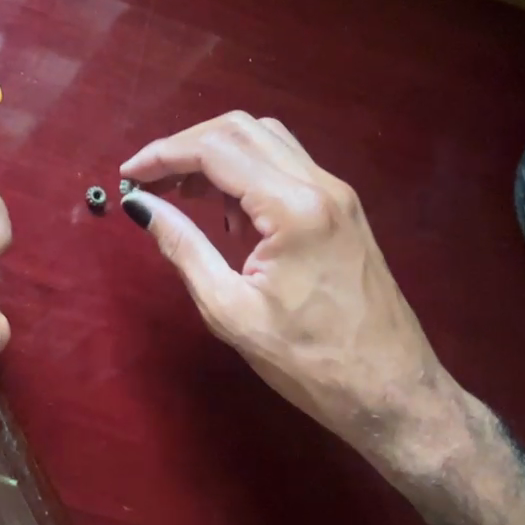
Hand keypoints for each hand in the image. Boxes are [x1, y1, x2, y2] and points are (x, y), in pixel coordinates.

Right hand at [119, 112, 456, 462]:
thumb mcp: (230, 310)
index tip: (128, 176)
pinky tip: (224, 209)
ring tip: (179, 190)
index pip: (215, 149)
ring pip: (263, 138)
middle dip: (184, 145)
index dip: (163, 155)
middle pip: (239, 129)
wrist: (396, 395)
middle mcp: (319, 185)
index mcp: (293, 209)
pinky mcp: (341, 207)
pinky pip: (283, 163)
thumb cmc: (309, 363)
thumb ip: (183, 247)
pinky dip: (243, 168)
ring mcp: (336, 193)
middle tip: (149, 180)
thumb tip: (140, 205)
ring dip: (214, 151)